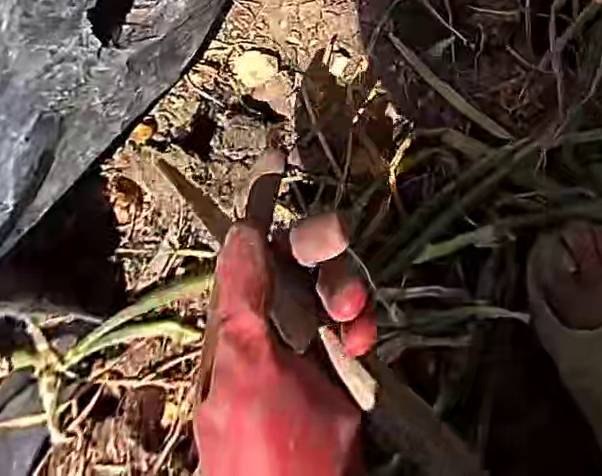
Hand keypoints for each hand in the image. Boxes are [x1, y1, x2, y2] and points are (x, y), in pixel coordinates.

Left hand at [193, 214, 377, 475]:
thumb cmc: (264, 450)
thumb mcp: (245, 372)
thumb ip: (242, 299)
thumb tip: (240, 229)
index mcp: (238, 320)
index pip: (250, 246)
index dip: (262, 200)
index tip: (279, 154)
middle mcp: (271, 321)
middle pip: (299, 255)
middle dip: (321, 245)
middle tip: (341, 237)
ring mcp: (308, 340)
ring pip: (333, 280)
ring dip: (347, 286)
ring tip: (352, 314)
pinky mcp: (340, 357)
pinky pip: (357, 316)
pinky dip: (363, 321)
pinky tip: (362, 340)